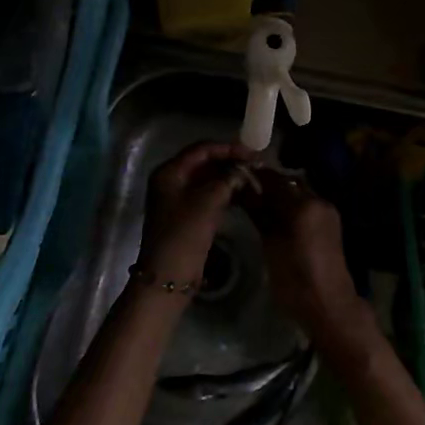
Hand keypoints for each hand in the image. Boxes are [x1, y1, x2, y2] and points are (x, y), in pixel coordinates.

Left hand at [139, 141, 252, 286]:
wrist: (169, 276)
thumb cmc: (185, 234)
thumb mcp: (208, 202)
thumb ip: (227, 180)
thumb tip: (243, 170)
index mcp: (169, 172)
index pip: (201, 150)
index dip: (227, 148)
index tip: (252, 153)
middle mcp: (171, 181)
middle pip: (204, 163)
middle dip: (229, 163)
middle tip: (255, 166)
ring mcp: (178, 199)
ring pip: (207, 180)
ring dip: (229, 178)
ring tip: (253, 179)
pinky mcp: (187, 215)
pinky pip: (208, 195)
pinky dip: (225, 193)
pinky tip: (244, 195)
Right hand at [239, 170, 371, 349]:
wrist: (329, 306)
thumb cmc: (295, 279)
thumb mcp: (271, 245)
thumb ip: (259, 213)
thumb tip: (242, 190)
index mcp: (304, 204)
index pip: (274, 179)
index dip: (255, 177)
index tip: (236, 178)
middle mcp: (319, 201)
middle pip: (288, 183)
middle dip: (268, 185)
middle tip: (245, 194)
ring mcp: (327, 212)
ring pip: (298, 194)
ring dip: (280, 196)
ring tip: (258, 207)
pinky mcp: (331, 224)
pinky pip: (307, 206)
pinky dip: (291, 207)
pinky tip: (276, 219)